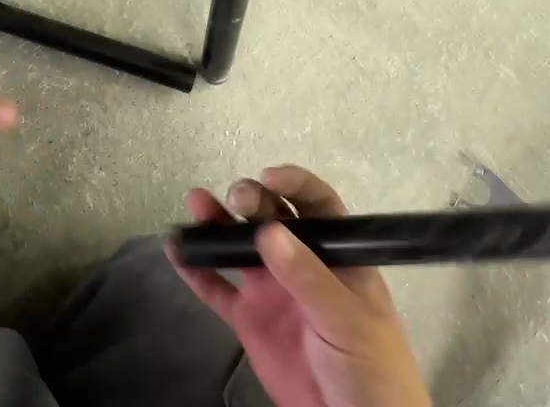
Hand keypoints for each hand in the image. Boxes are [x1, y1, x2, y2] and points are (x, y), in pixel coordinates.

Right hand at [165, 166, 430, 406]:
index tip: (269, 177)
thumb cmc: (373, 373)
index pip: (318, 207)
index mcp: (336, 259)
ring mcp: (271, 291)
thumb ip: (309, 277)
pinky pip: (216, 288)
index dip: (295, 185)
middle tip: (234, 199)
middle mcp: (300, 266)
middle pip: (270, 218)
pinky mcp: (248, 320)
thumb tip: (270, 230)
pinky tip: (175, 249)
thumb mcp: (349, 322)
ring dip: (215, 223)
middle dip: (250, 199)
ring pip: (236, 245)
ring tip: (194, 205)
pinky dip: (194, 268)